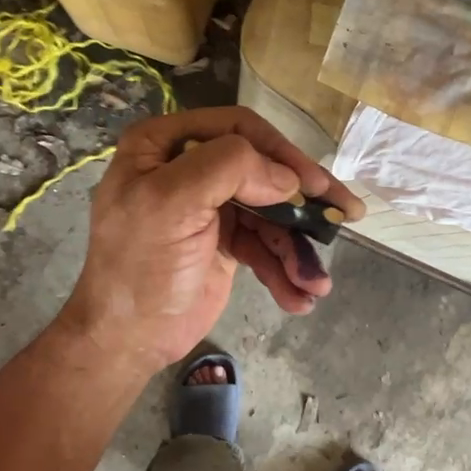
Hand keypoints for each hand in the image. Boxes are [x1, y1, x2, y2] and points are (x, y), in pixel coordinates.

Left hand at [62, 107, 363, 371]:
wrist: (125, 341)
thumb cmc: (139, 267)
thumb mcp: (172, 204)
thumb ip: (227, 169)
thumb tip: (287, 178)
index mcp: (164, 144)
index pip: (238, 129)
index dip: (280, 152)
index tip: (313, 184)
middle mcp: (190, 168)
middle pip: (263, 171)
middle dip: (302, 204)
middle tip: (345, 216)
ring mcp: (211, 207)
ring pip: (272, 213)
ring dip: (298, 248)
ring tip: (317, 284)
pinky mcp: (226, 244)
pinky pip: (267, 246)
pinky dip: (286, 270)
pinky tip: (299, 296)